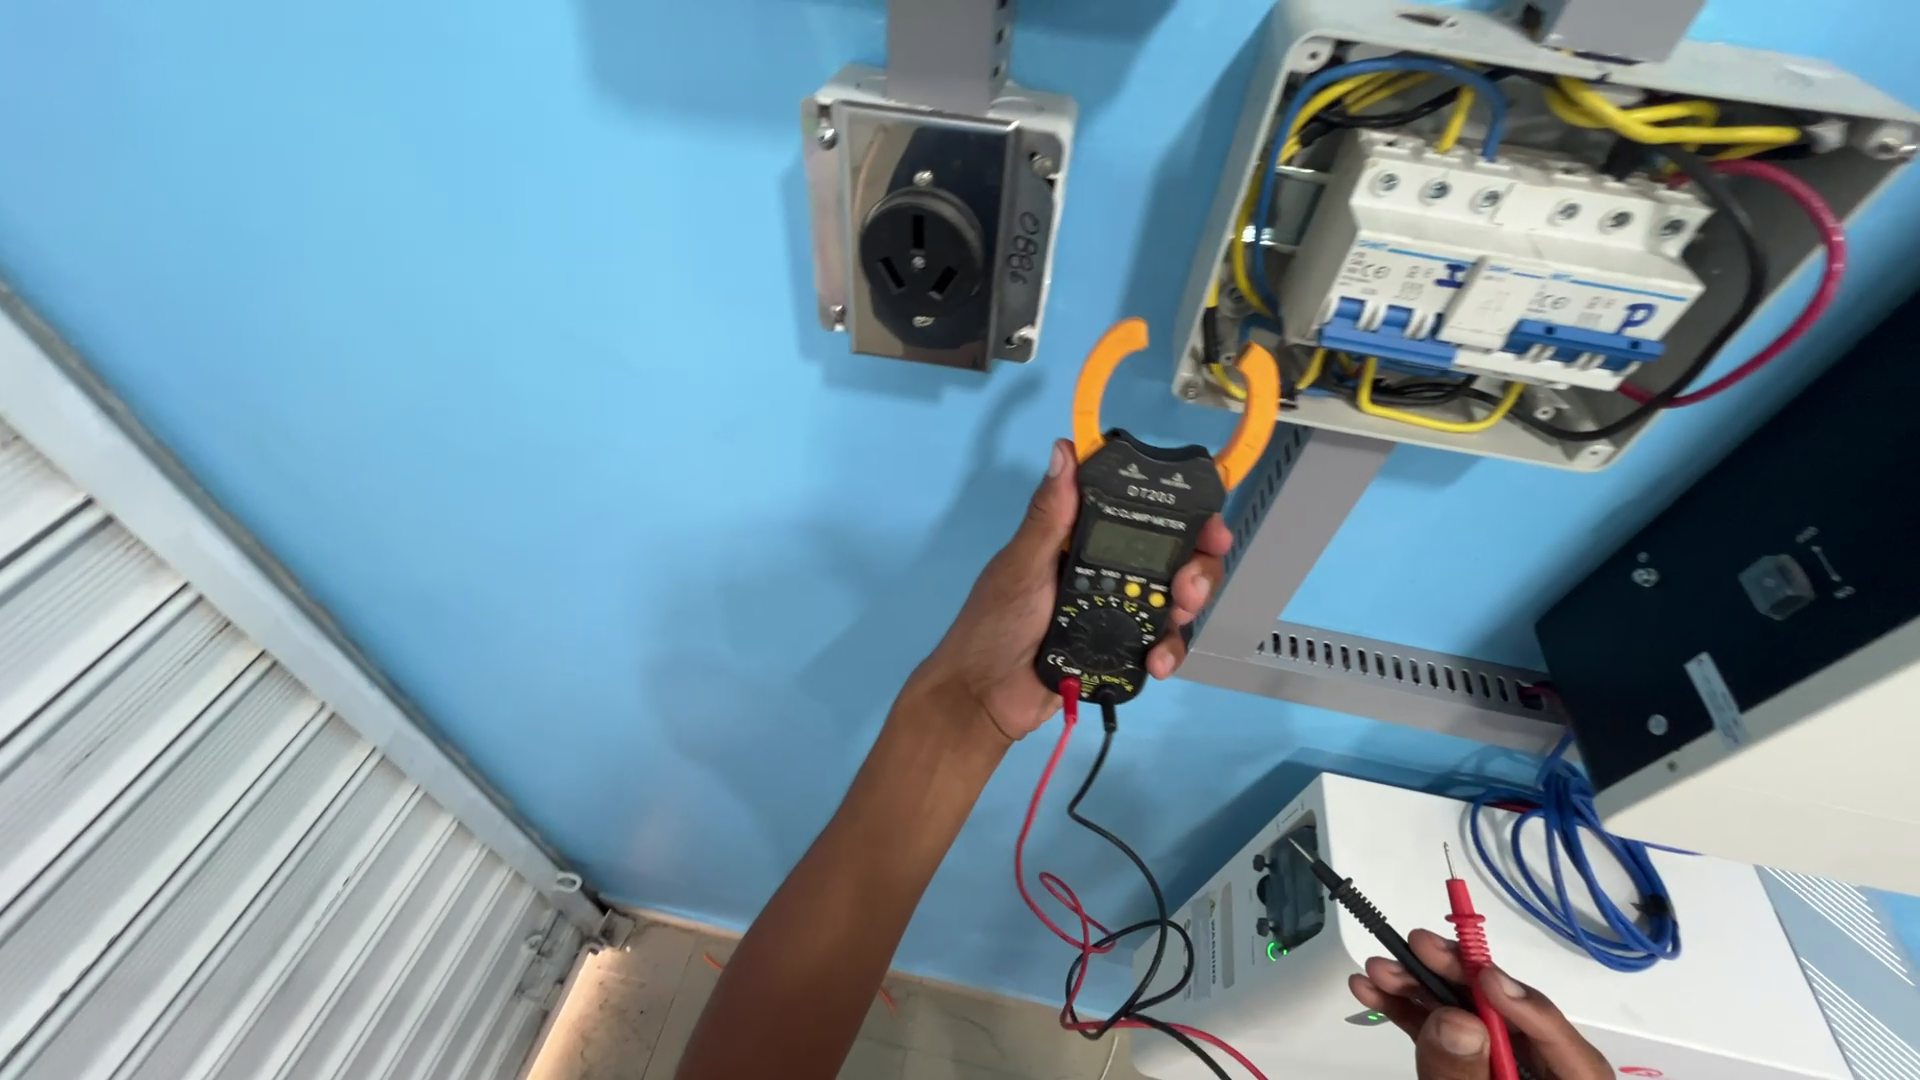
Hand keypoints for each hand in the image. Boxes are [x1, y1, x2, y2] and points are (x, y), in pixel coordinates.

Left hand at [912, 439, 1231, 743]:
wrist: (984, 697)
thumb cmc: (995, 623)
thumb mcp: (1021, 565)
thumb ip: (1047, 516)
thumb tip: (1064, 448)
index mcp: (1080, 541)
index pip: (1139, 514)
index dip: (1180, 512)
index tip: (1207, 520)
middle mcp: (1105, 571)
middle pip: (1171, 557)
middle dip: (1196, 565)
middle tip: (1190, 582)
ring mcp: (1116, 612)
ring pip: (1173, 600)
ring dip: (1188, 606)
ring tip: (1180, 615)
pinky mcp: (1120, 650)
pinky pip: (1159, 644)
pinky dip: (1167, 651)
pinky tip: (1157, 663)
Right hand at [1349, 929, 1612, 1079]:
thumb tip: (1457, 1018)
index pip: (1575, 1060)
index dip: (1529, 1010)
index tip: (1482, 975)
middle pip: (1513, 1029)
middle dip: (1457, 983)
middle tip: (1415, 947)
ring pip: (1470, 1026)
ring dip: (1419, 992)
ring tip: (1377, 971)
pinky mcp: (1473, 1079)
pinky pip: (1443, 1041)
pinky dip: (1408, 1014)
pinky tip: (1373, 993)